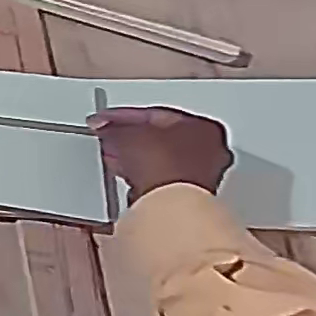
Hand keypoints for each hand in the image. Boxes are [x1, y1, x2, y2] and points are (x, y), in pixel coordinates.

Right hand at [86, 106, 233, 202]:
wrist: (169, 200)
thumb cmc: (162, 165)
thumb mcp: (124, 134)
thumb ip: (113, 127)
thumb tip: (108, 130)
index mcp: (204, 126)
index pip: (154, 115)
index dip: (122, 116)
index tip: (103, 120)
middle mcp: (211, 148)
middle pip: (160, 136)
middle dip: (131, 137)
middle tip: (110, 136)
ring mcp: (203, 172)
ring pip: (160, 157)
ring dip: (135, 156)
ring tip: (116, 157)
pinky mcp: (189, 191)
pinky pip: (160, 175)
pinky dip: (142, 172)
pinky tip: (129, 174)